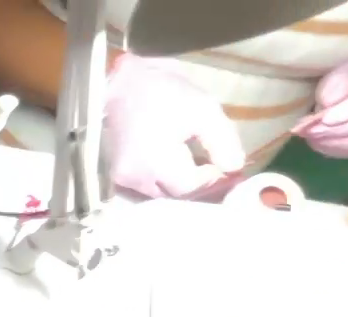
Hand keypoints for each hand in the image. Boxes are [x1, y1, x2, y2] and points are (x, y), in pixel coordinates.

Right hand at [105, 54, 245, 198]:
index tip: (221, 165)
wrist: (123, 91)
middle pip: (169, 195)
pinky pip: (140, 187)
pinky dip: (158, 181)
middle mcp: (136, 178)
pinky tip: (168, 167)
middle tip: (209, 168)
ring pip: (154, 193)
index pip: (189, 188)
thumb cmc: (167, 97)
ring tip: (189, 167)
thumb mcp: (205, 112)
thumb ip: (222, 142)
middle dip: (192, 185)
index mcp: (159, 163)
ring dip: (174, 184)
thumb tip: (234, 167)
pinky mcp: (114, 176)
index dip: (209, 180)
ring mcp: (121, 179)